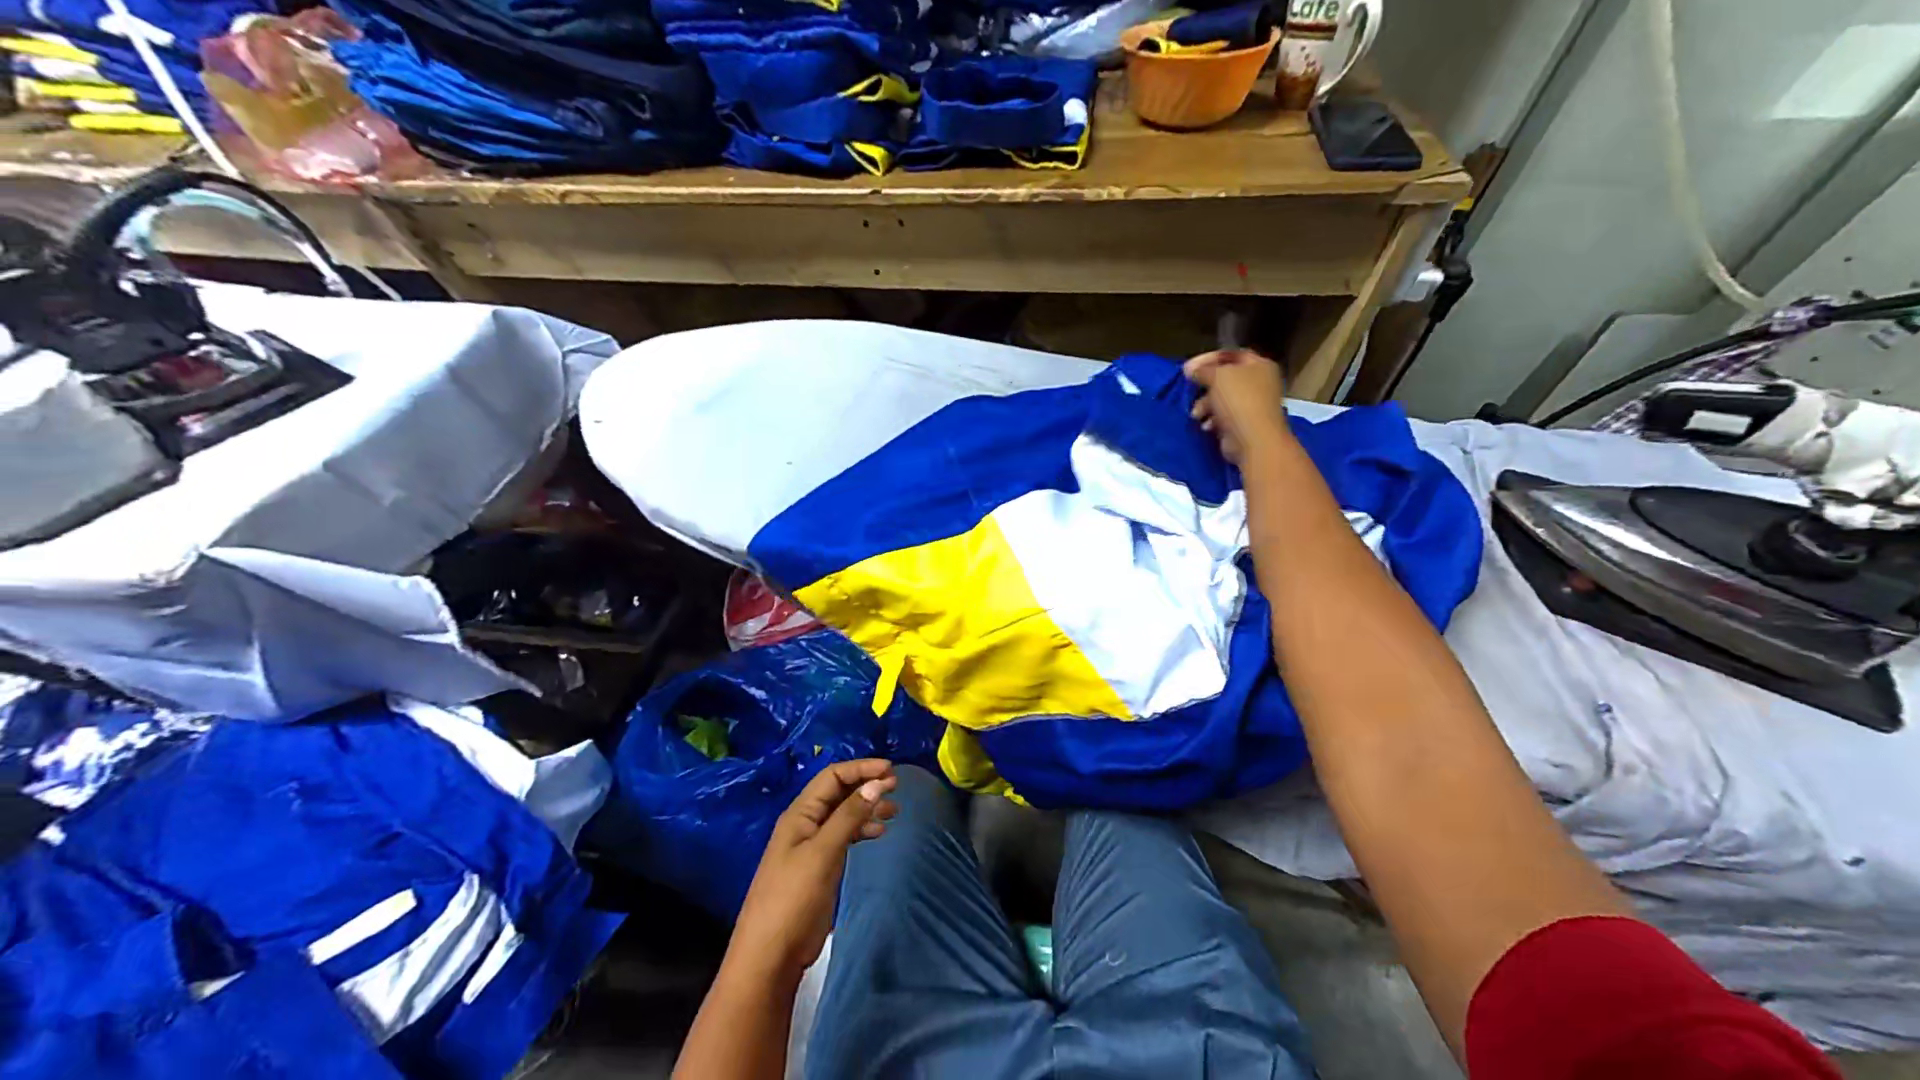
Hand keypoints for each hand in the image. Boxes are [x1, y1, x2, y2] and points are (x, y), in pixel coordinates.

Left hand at [730, 759, 898, 983]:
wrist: (770, 955)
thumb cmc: (794, 898)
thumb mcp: (823, 853)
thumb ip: (849, 816)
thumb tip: (876, 783)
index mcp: (799, 814)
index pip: (832, 776)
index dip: (861, 768)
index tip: (891, 769)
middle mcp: (805, 824)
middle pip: (838, 792)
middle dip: (866, 785)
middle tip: (897, 788)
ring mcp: (812, 846)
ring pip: (844, 814)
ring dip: (867, 808)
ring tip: (895, 811)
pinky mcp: (819, 867)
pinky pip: (844, 836)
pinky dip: (862, 830)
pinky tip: (879, 833)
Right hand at [1185, 349, 1291, 464]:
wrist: (1253, 440)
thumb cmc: (1238, 400)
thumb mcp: (1217, 377)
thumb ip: (1203, 370)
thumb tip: (1190, 369)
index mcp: (1260, 365)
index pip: (1231, 354)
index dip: (1209, 358)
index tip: (1188, 367)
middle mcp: (1259, 382)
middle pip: (1226, 377)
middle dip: (1205, 384)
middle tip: (1189, 388)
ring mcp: (1252, 405)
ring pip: (1222, 398)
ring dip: (1205, 404)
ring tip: (1196, 414)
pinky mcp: (1244, 424)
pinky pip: (1223, 416)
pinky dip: (1212, 419)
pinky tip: (1206, 425)